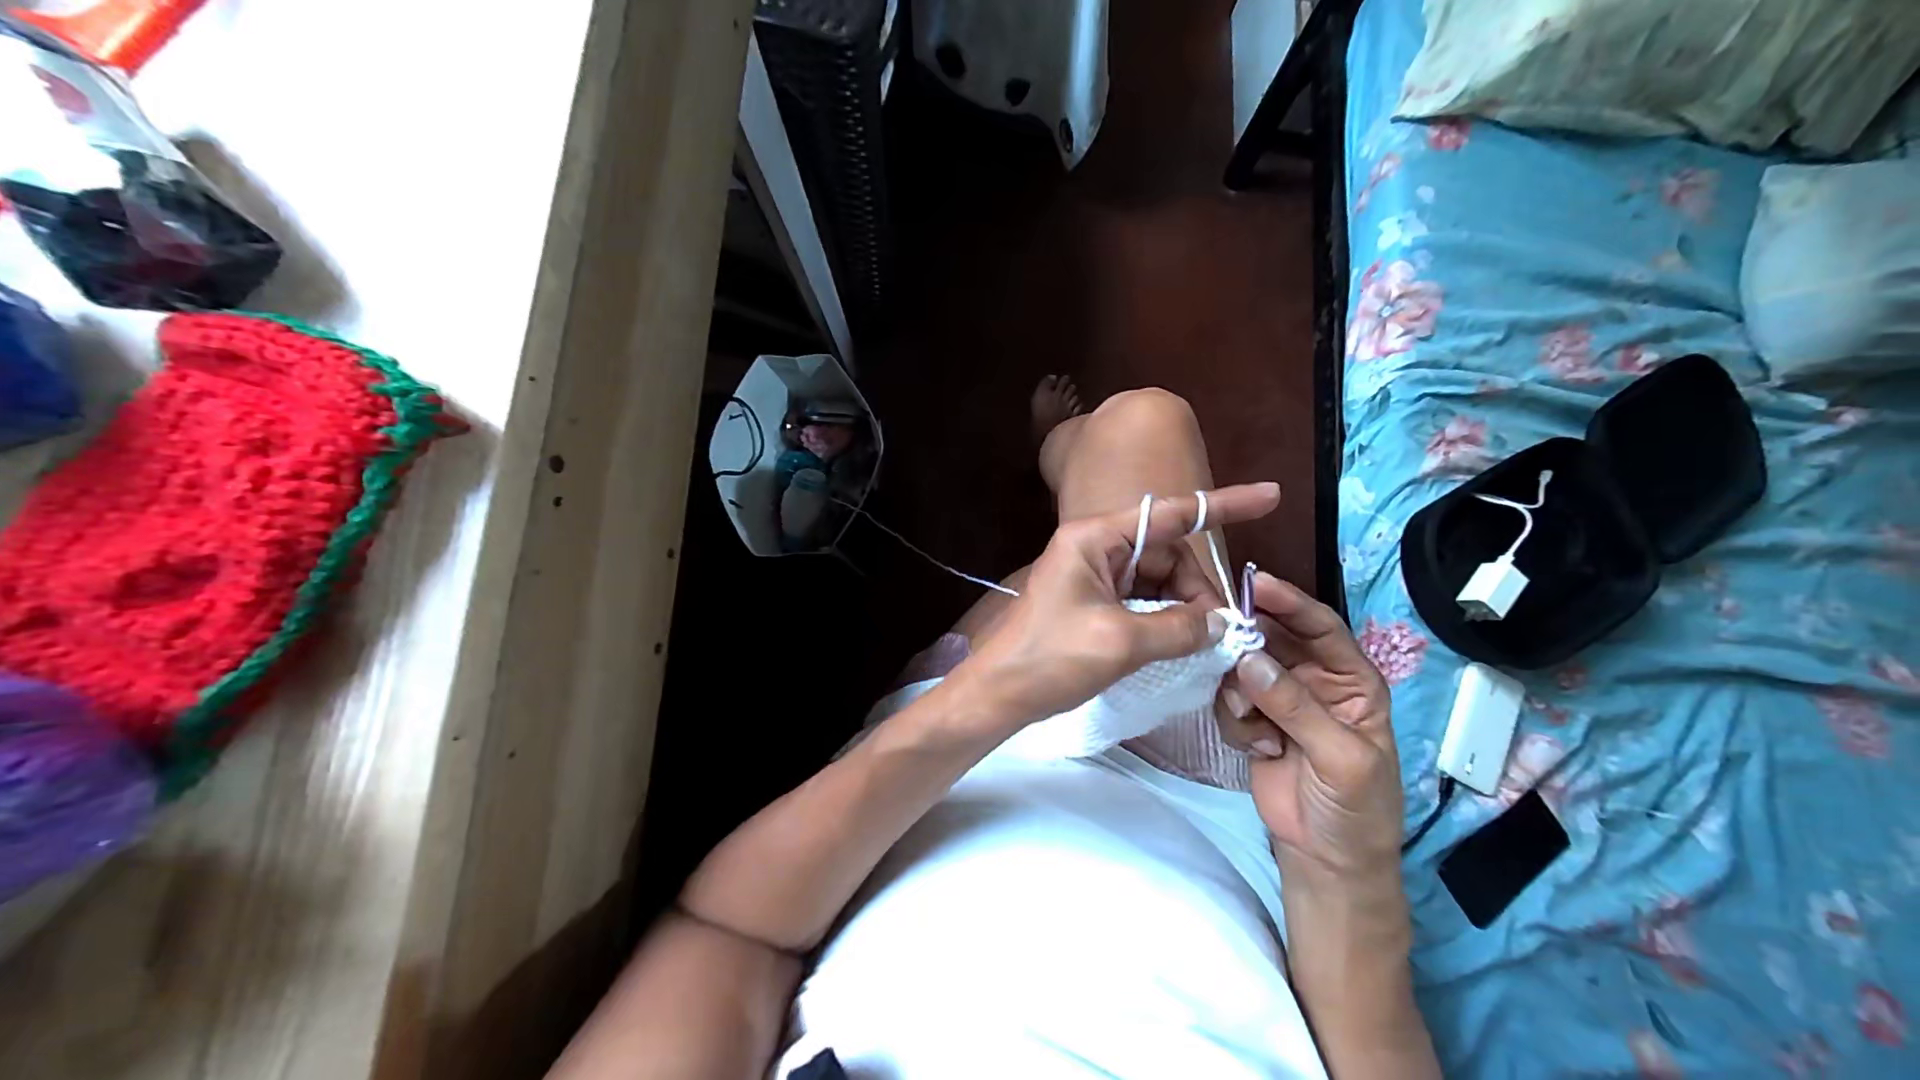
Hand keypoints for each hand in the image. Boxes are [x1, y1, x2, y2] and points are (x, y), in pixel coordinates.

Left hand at [959, 483, 1282, 731]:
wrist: (997, 693)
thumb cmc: (1050, 658)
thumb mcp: (1120, 642)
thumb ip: (1179, 628)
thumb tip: (1221, 622)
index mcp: (1094, 538)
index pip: (1170, 514)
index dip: (1222, 503)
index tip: (1272, 495)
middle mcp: (1094, 547)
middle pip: (1166, 553)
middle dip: (1197, 587)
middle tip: (1219, 628)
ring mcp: (1092, 575)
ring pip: (1157, 580)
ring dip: (1182, 607)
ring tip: (1199, 641)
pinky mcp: (1091, 601)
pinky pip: (1140, 599)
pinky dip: (1163, 618)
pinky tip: (1178, 642)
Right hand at [1215, 572, 1404, 885]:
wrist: (1326, 859)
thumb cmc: (1357, 808)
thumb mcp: (1341, 757)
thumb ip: (1296, 706)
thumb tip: (1248, 659)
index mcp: (1351, 679)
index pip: (1320, 627)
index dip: (1290, 602)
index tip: (1253, 584)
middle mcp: (1312, 680)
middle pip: (1272, 640)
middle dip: (1248, 644)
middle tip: (1221, 643)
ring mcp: (1278, 700)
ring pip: (1241, 668)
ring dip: (1239, 692)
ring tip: (1255, 727)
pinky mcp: (1251, 720)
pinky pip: (1228, 699)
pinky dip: (1234, 719)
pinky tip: (1255, 746)